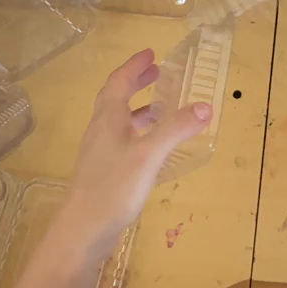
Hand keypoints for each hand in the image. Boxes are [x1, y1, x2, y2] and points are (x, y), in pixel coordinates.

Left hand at [54, 49, 211, 256]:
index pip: (118, 82)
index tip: (151, 53)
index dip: (134, 66)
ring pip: (120, 121)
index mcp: (108, 119)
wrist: (81, 234)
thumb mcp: (149, 155)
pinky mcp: (104, 174)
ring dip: (139, 108)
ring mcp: (100, 154)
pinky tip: (155, 148)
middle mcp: (101, 131)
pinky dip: (140, 133)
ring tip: (162, 106)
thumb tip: (205, 106)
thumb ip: (176, 129)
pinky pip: (124, 141)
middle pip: (116, 98)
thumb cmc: (112, 188)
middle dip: (136, 83)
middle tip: (157, 72)